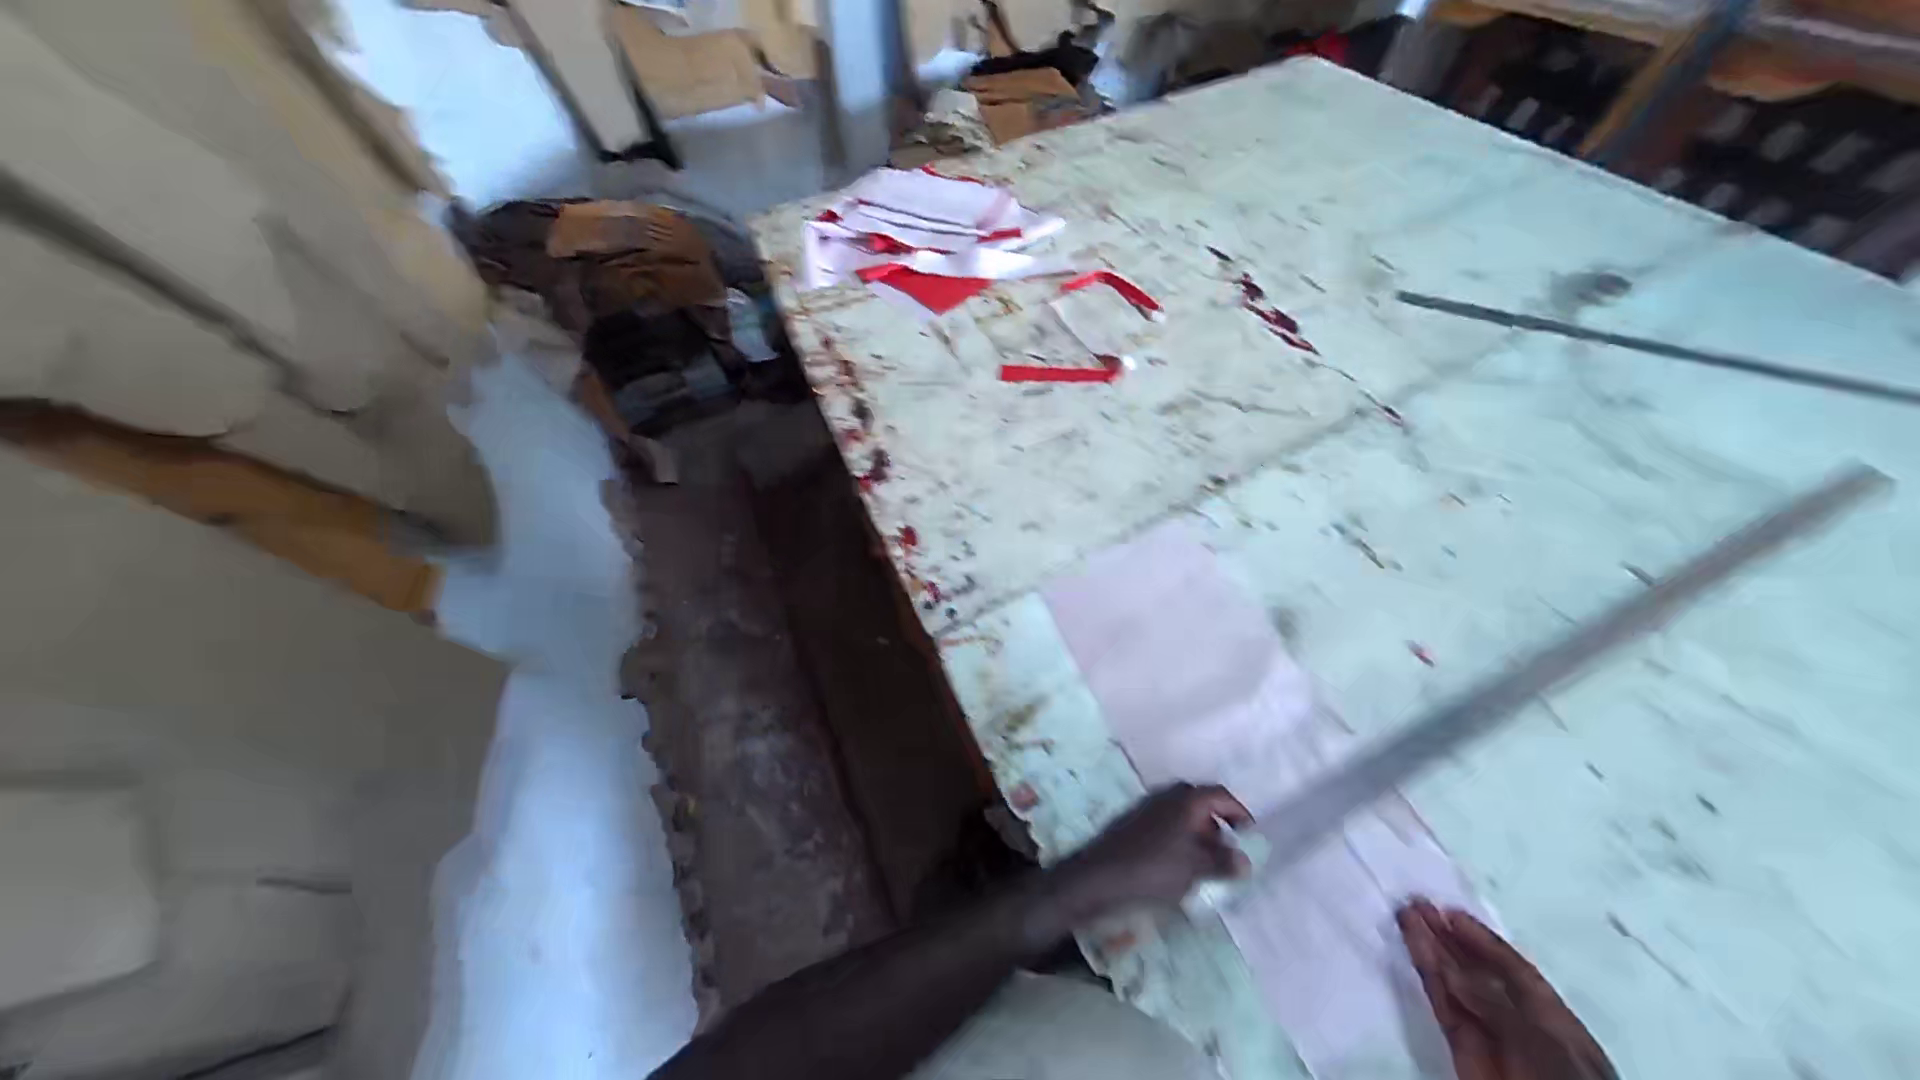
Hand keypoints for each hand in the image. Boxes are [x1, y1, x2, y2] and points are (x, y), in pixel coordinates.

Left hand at [1046, 783, 1252, 924]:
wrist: (1099, 877)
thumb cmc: (1153, 869)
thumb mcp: (1196, 869)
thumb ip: (1223, 862)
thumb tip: (1244, 860)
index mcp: (1184, 799)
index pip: (1219, 794)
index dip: (1238, 811)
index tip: (1250, 834)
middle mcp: (1165, 796)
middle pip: (1199, 803)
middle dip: (1217, 825)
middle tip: (1228, 851)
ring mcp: (1146, 808)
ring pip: (1181, 816)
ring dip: (1197, 835)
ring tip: (1207, 865)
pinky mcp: (1132, 824)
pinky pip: (1165, 826)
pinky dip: (1179, 840)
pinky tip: (1180, 867)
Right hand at [1397, 900, 1616, 1079]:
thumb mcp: (1543, 1045)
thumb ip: (1497, 1005)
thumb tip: (1452, 970)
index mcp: (1554, 1022)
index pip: (1516, 972)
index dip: (1483, 941)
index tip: (1450, 912)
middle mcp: (1519, 1024)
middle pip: (1480, 973)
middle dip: (1449, 938)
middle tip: (1418, 904)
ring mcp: (1490, 1038)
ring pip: (1455, 985)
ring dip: (1430, 950)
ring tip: (1406, 915)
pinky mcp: (1464, 1053)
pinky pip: (1444, 1008)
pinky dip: (1428, 979)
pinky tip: (1414, 950)